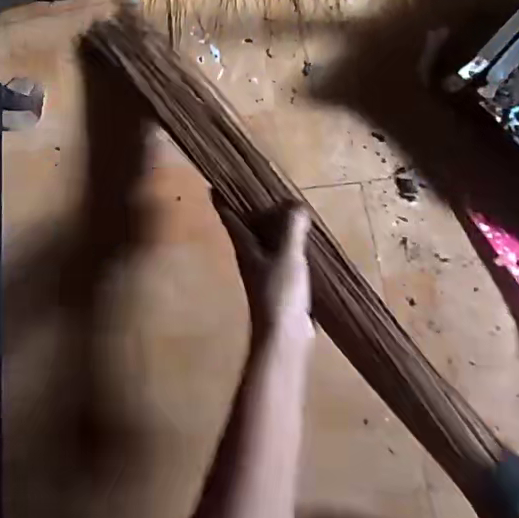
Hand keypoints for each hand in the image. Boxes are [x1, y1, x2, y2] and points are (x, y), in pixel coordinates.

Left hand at [213, 196, 312, 346]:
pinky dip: (287, 243)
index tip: (217, 180)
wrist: (283, 337)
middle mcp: (249, 255)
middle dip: (249, 206)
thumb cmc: (279, 294)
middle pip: (245, 225)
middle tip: (259, 185)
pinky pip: (280, 254)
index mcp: (244, 246)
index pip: (228, 215)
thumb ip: (291, 229)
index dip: (221, 197)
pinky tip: (301, 239)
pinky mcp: (278, 283)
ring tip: (285, 206)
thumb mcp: (288, 256)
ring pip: (263, 239)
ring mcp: (262, 270)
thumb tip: (294, 203)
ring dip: (271, 224)